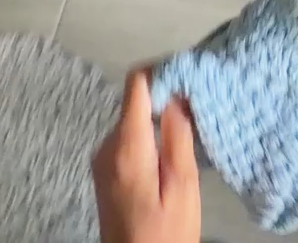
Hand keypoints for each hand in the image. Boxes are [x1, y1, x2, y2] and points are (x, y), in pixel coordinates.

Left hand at [92, 72, 201, 242]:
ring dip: (158, 119)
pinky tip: (168, 155)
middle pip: (136, 101)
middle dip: (165, 99)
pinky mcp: (104, 172)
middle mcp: (106, 146)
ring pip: (133, 119)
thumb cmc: (166, 233)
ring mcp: (101, 160)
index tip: (188, 74)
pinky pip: (128, 138)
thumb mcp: (183, 186)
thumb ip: (178, 135)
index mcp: (126, 146)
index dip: (162, 70)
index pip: (136, 83)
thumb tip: (177, 90)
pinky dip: (148, 136)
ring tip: (187, 133)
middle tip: (196, 109)